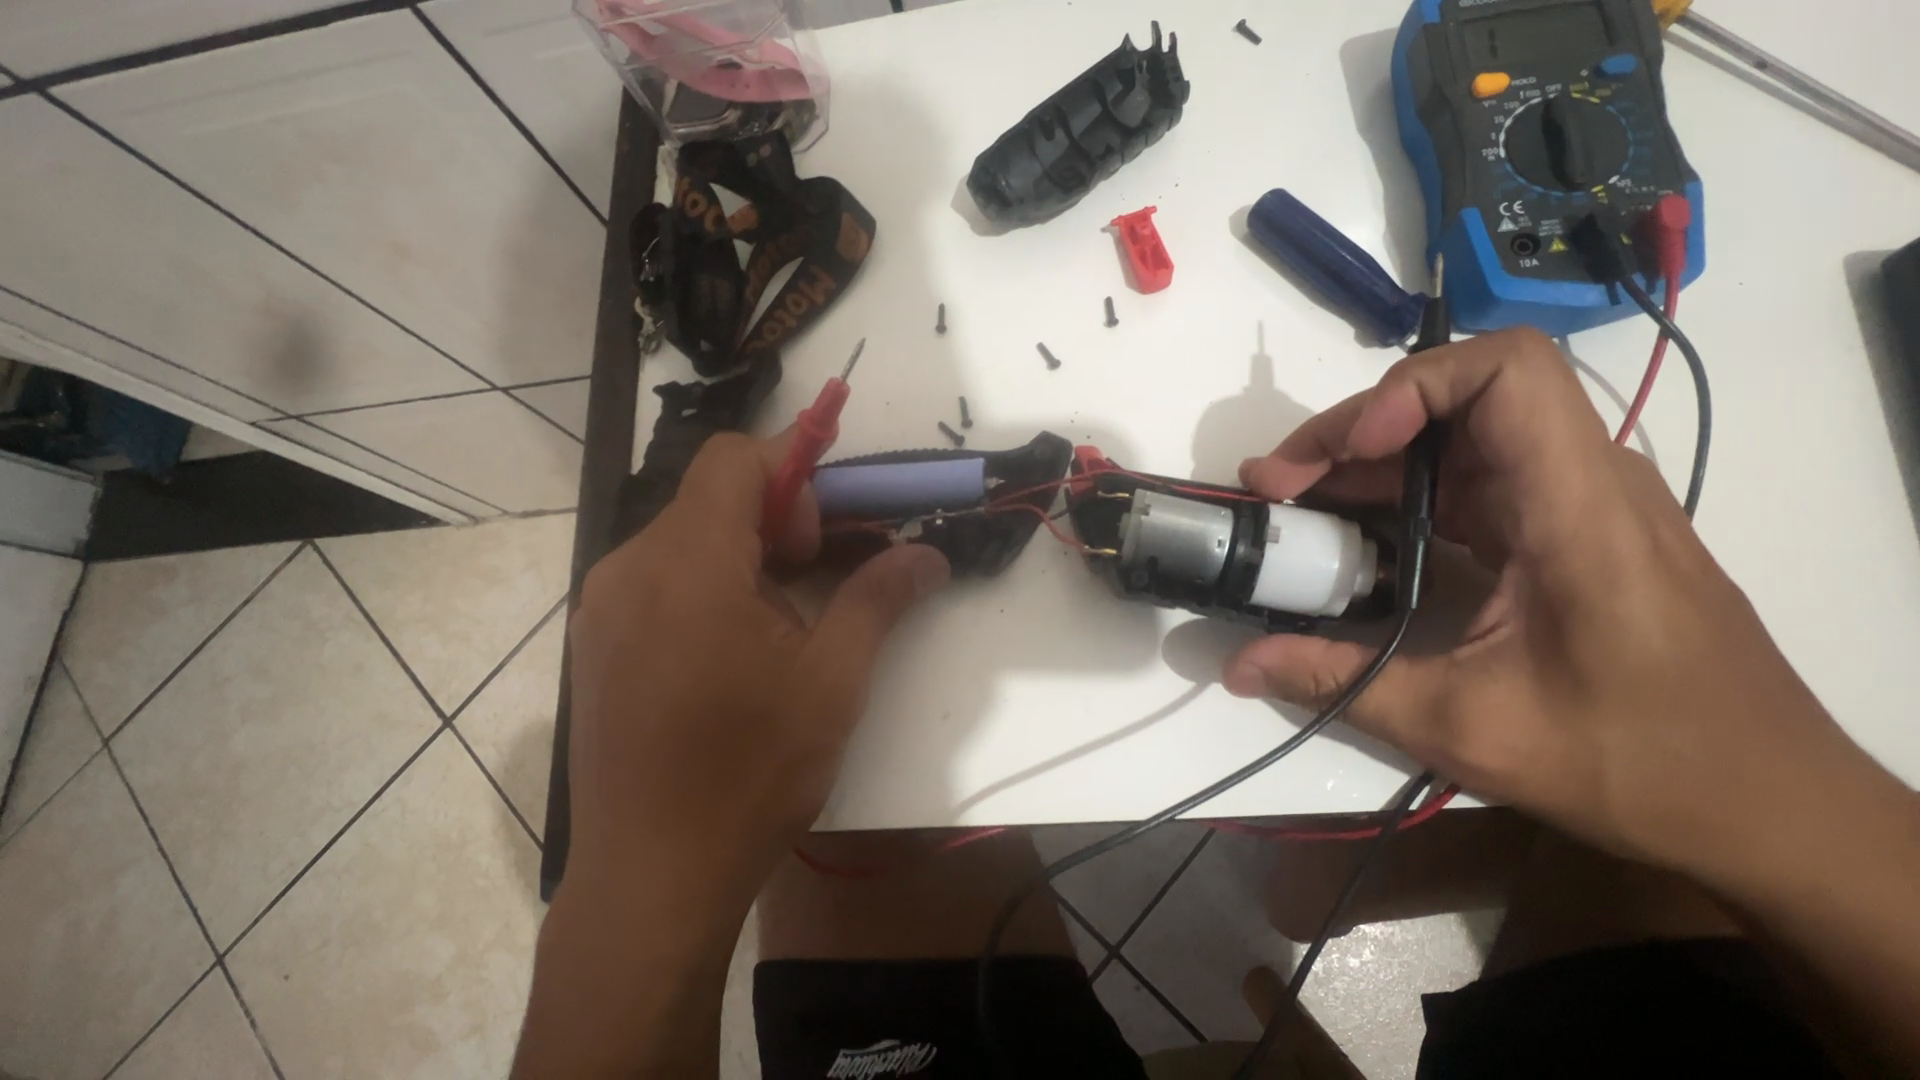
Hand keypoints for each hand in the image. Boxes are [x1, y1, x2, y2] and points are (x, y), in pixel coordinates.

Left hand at [563, 432, 950, 900]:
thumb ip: (878, 599)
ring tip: (781, 627)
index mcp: (687, 563)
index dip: (793, 469)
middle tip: (818, 581)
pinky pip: (656, 581)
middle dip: (777, 519)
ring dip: (744, 556)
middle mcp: (629, 569)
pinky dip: (706, 587)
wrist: (652, 878)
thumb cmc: (749, 775)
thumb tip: (928, 556)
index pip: (734, 459)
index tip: (831, 528)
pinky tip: (732, 655)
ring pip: (684, 540)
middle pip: (710, 498)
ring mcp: (602, 609)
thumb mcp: (832, 682)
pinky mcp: (595, 645)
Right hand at [1224, 329, 1884, 882]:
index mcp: (1578, 512)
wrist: (1764, 806)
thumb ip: (1341, 681)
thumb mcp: (1466, 727)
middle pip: (1462, 400)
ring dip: (1371, 462)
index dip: (1413, 388)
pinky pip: (1476, 480)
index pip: (1509, 373)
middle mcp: (1584, 485)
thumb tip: (1238, 665)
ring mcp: (1579, 505)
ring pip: (1462, 437)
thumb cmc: (1633, 764)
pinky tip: (1357, 538)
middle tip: (1275, 487)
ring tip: (1295, 507)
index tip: (1349, 450)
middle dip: (1355, 431)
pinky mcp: (1568, 531)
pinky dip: (1405, 493)